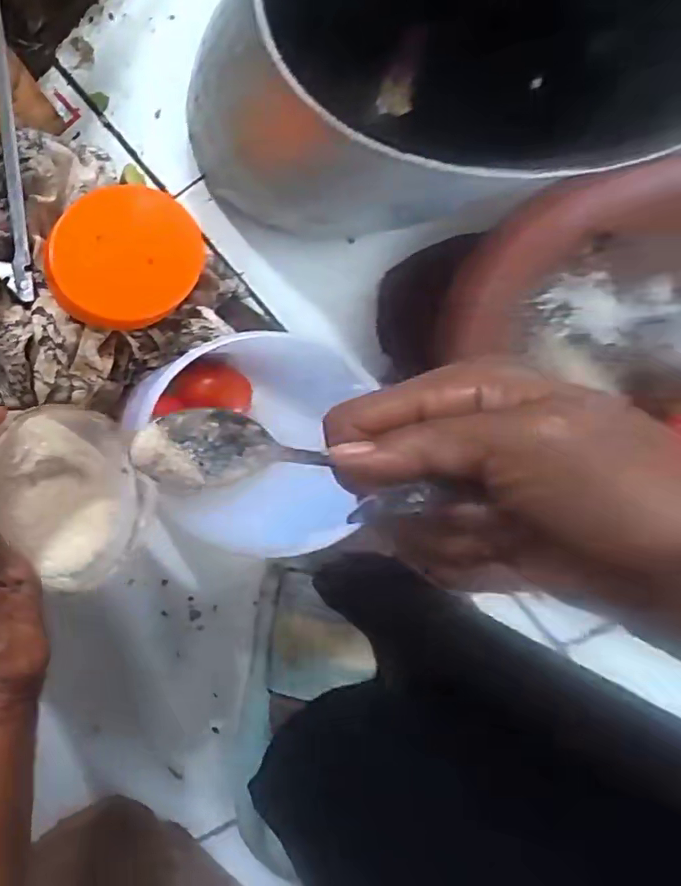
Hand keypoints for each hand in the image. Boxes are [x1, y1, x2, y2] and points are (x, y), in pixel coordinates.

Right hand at [324, 359, 680, 618]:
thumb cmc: (620, 492)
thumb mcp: (520, 445)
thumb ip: (417, 443)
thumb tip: (333, 459)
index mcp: (465, 393)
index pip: (358, 418)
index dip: (363, 453)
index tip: (390, 484)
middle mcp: (459, 433)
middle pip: (373, 470)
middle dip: (410, 501)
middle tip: (471, 513)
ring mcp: (470, 487)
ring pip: (397, 516)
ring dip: (442, 536)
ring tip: (503, 541)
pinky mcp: (482, 532)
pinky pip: (430, 550)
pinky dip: (461, 561)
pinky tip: (510, 562)